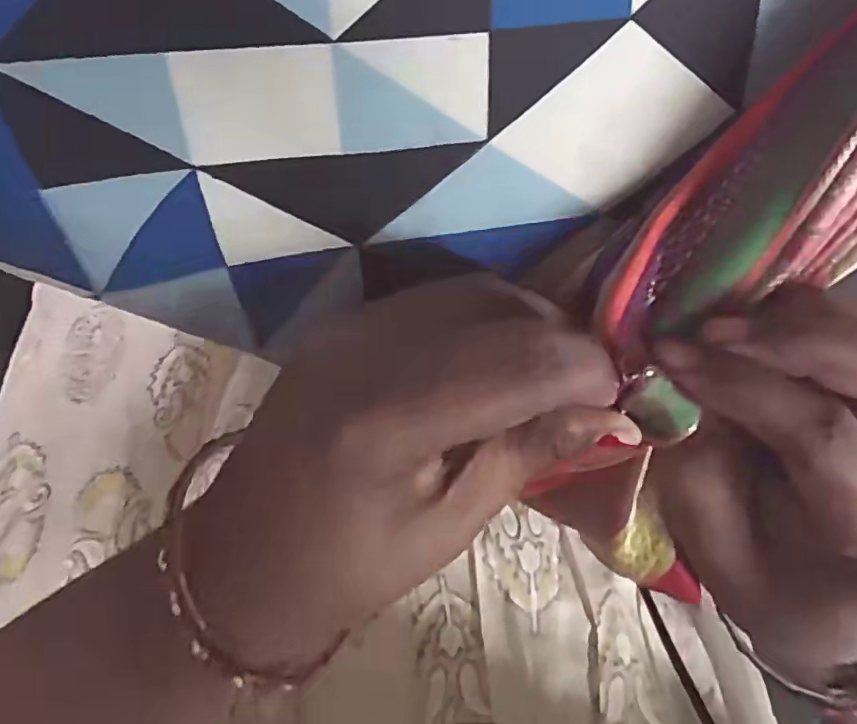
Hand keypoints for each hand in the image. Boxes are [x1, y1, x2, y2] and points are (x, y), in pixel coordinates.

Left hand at [180, 276, 636, 668]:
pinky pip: (436, 298)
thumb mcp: (447, 527)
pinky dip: (484, 317)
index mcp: (387, 420)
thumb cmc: (347, 566)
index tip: (615, 394)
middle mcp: (366, 348)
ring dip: (524, 321)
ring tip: (545, 369)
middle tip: (586, 384)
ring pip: (470, 290)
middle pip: (496, 308)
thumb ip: (526, 453)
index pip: (514, 361)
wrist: (241, 552)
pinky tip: (493, 356)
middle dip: (560, 338)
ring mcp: (350, 323)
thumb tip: (607, 411)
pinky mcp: (346, 318)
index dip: (582, 368)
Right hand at [651, 288, 856, 681]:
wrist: (834, 610)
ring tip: (739, 326)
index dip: (740, 383)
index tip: (669, 354)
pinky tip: (777, 324)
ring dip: (812, 318)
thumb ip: (701, 448)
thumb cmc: (764, 583)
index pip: (825, 436)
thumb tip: (687, 358)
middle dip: (796, 336)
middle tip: (711, 329)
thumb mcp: (708, 535)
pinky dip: (832, 314)